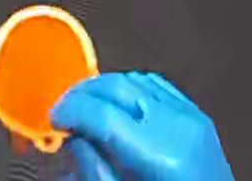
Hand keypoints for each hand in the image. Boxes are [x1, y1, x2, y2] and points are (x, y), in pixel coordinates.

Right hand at [52, 72, 233, 180]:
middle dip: (86, 92)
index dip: (75, 110)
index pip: (107, 114)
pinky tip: (116, 104)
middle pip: (122, 87)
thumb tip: (74, 140)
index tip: (54, 116)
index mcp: (164, 156)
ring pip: (139, 80)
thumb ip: (98, 174)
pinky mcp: (197, 117)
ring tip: (84, 107)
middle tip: (62, 109)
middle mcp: (181, 127)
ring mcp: (193, 118)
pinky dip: (132, 90)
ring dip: (107, 88)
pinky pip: (159, 88)